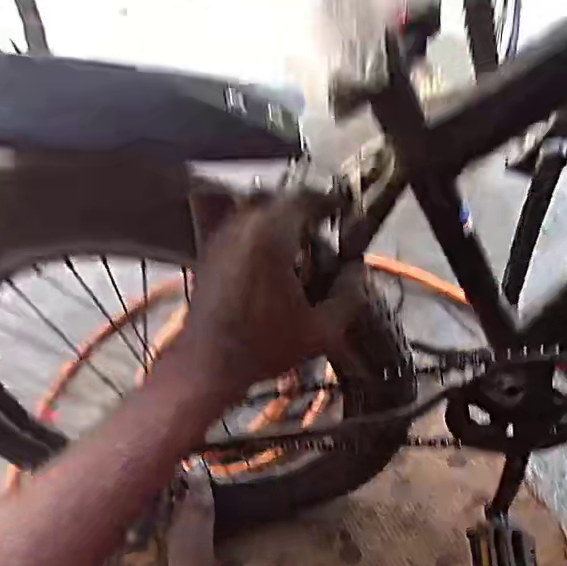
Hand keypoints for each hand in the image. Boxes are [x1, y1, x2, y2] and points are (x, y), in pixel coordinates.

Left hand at [171, 187, 365, 394]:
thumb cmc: (263, 347)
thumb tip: (358, 272)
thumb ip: (349, 297)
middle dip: (303, 212)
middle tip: (324, 230)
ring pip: (255, 211)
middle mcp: (242, 226)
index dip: (329, 202)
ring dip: (279, 221)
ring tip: (298, 246)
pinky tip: (271, 263)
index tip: (343, 210)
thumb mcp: (321, 330)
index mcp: (271, 236)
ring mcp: (220, 238)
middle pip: (279, 200)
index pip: (305, 199)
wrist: (208, 366)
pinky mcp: (208, 253)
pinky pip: (238, 228)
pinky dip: (258, 234)